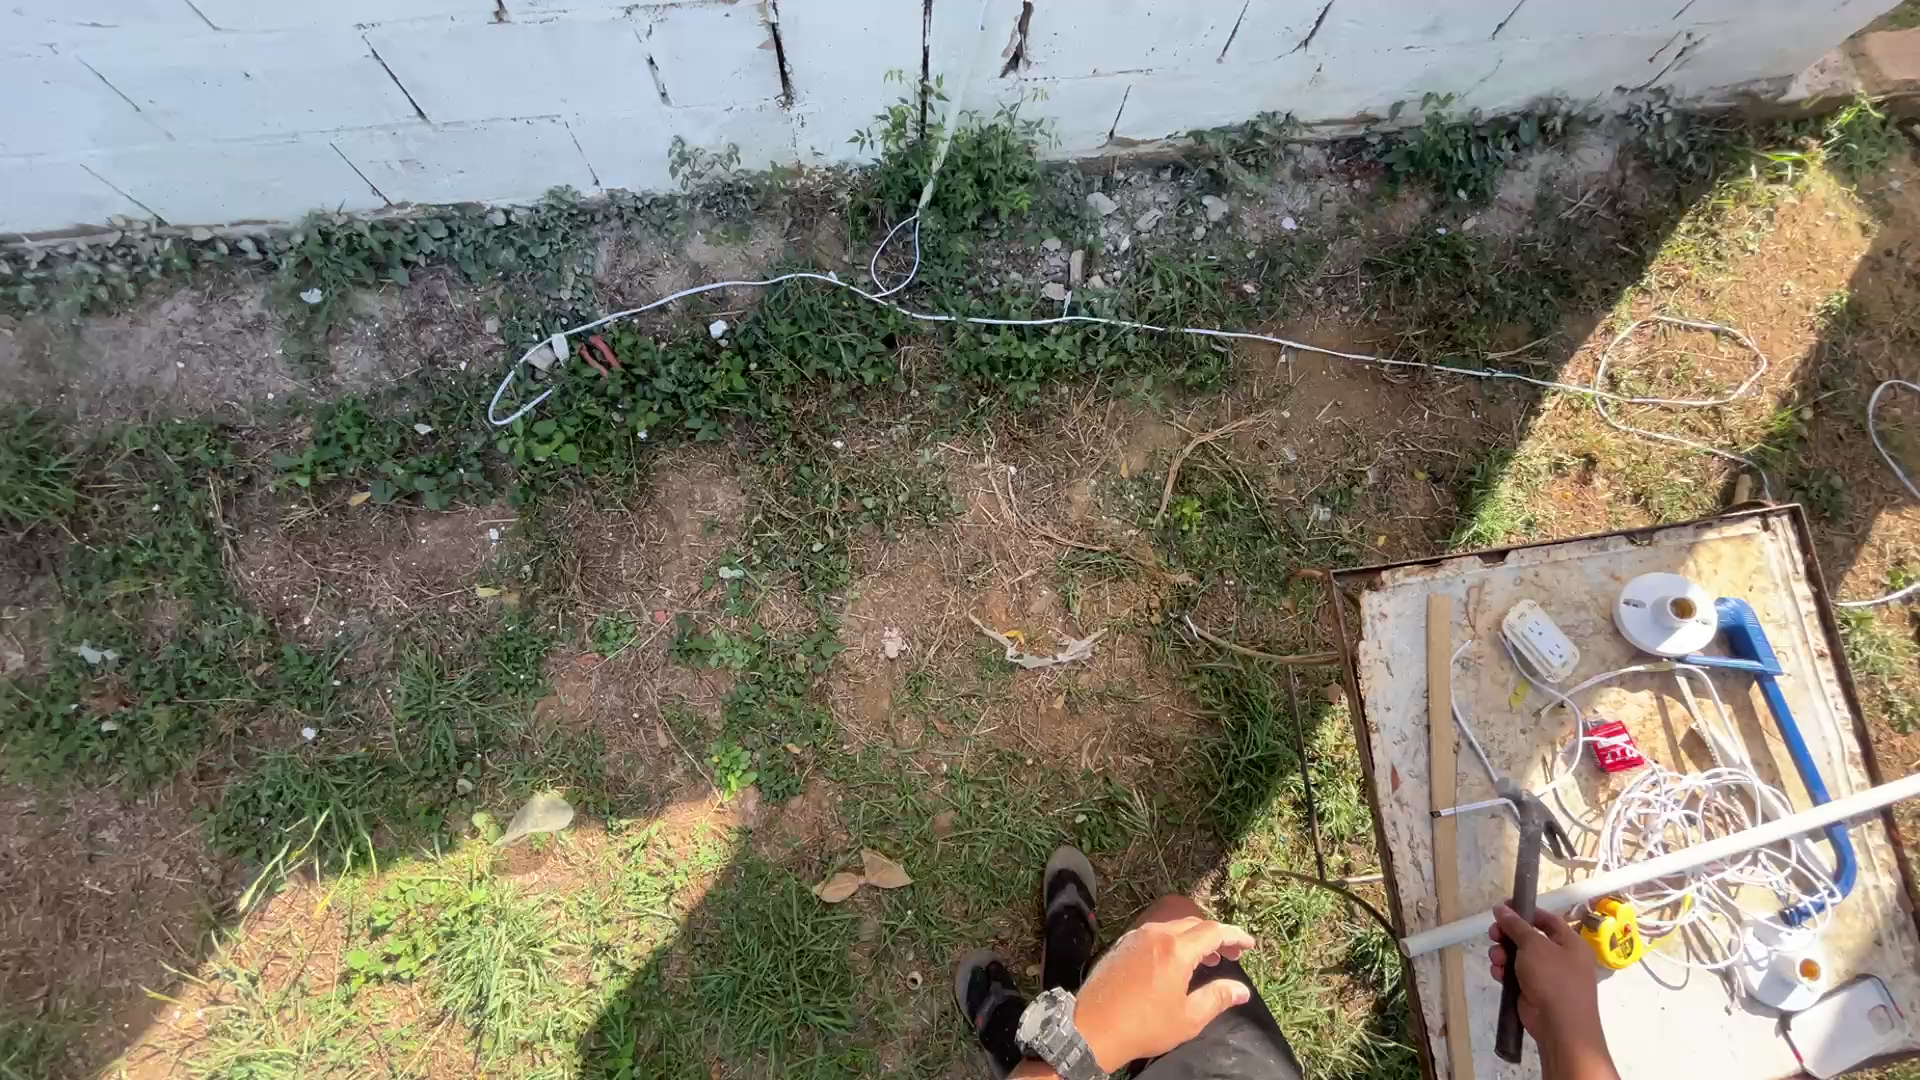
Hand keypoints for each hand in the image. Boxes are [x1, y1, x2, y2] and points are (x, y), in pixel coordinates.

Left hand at [1069, 915, 1255, 1069]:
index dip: (1234, 936)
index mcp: (1175, 949)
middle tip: (1232, 955)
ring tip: (1210, 959)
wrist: (1095, 1025)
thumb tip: (1241, 989)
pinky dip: (1175, 941)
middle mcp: (1156, 933)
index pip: (1212, 931)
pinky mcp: (1125, 943)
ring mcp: (1137, 935)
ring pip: (1174, 927)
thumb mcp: (1189, 1017)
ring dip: (1195, 938)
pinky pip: (1157, 933)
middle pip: (1193, 924)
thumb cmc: (1145, 1025)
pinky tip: (1179, 961)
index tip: (1250, 945)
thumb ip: (1217, 998)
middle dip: (1216, 936)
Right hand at [1488, 904, 1617, 1079]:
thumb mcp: (1533, 945)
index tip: (1502, 908)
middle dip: (1506, 935)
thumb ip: (1515, 924)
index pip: (1547, 919)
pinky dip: (1504, 971)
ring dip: (1502, 954)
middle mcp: (1561, 957)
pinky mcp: (1534, 988)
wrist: (1560, 1026)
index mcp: (1570, 944)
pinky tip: (1500, 975)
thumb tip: (1501, 908)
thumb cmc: (1553, 979)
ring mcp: (1547, 975)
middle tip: (1493, 935)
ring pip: (1517, 954)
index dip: (1524, 911)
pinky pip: (1514, 972)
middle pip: (1527, 936)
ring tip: (1498, 961)